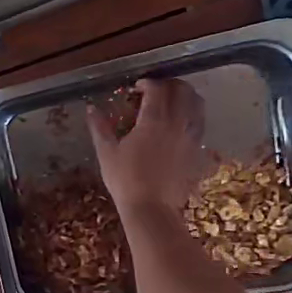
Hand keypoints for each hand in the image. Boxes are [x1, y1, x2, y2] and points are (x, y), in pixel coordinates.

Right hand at [87, 77, 205, 219]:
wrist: (152, 209)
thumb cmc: (125, 180)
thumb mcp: (107, 152)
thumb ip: (100, 127)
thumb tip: (91, 108)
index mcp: (153, 121)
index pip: (157, 89)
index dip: (147, 83)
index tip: (136, 88)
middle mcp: (177, 123)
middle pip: (182, 91)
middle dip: (169, 84)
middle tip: (155, 90)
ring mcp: (191, 137)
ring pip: (197, 104)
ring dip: (185, 96)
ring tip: (171, 102)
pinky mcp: (198, 150)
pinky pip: (201, 123)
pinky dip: (193, 115)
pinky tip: (180, 123)